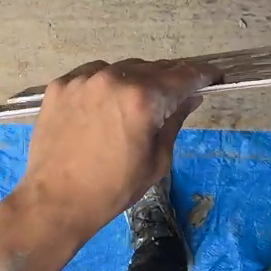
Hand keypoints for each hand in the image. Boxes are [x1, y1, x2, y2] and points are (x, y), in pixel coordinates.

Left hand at [13, 58, 216, 240]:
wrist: (55, 201)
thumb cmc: (113, 188)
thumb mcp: (157, 159)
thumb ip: (175, 121)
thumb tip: (190, 97)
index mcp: (143, 99)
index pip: (183, 77)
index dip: (203, 75)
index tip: (214, 77)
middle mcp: (114, 79)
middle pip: (153, 68)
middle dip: (170, 80)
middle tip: (178, 95)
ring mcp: (83, 80)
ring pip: (122, 69)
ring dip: (137, 80)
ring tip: (138, 103)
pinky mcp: (60, 86)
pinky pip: (92, 75)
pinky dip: (106, 84)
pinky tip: (106, 105)